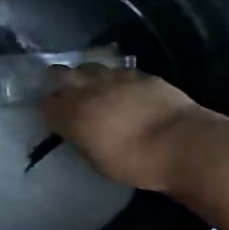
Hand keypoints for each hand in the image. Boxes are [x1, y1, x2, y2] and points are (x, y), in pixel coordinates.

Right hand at [42, 65, 227, 191]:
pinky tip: (121, 88)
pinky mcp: (140, 74)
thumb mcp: (96, 159)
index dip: (49, 109)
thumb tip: (77, 129)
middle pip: (61, 74)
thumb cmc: (134, 163)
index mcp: (71, 114)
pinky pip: (118, 71)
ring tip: (93, 87)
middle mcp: (88, 90)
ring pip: (89, 67)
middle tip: (64, 92)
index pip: (48, 104)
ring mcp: (115, 77)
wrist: (181, 143)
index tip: (54, 117)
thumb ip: (81, 138)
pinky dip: (114, 78)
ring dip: (86, 75)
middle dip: (59, 81)